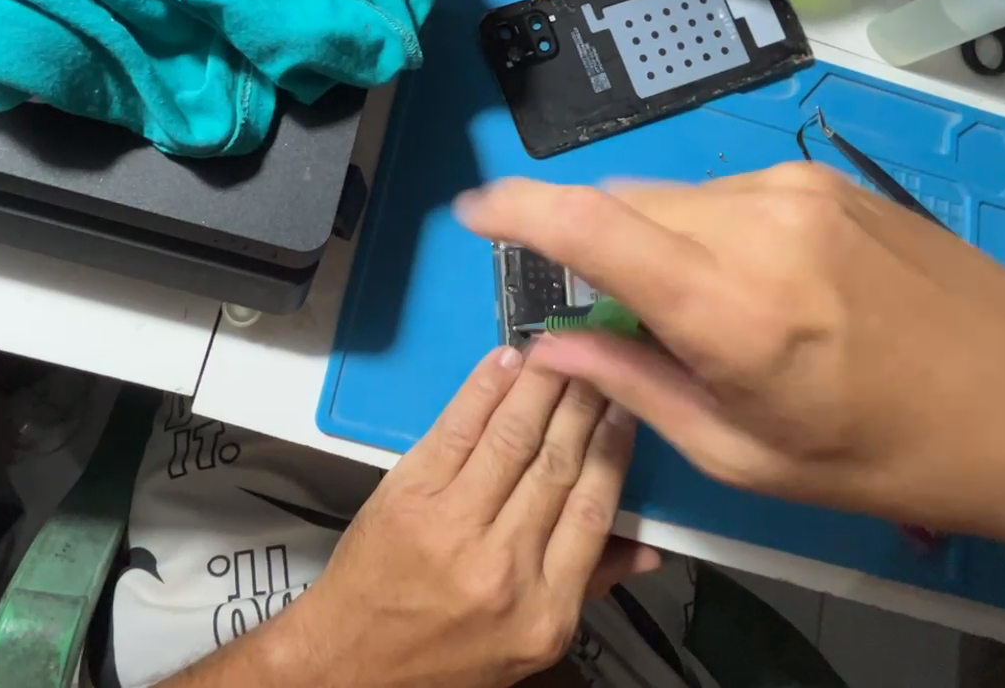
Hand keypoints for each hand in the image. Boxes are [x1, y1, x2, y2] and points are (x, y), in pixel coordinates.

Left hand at [276, 347, 656, 687]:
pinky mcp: (410, 491)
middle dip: (583, 403)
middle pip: (556, 464)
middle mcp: (504, 562)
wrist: (354, 660)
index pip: (594, 510)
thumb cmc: (449, 655)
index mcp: (545, 607)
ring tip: (559, 348)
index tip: (628, 405)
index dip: (614, 449)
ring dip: (539, 386)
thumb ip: (588, 587)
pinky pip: (455, 430)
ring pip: (510, 438)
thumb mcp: (529, 645)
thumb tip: (650, 547)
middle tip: (601, 358)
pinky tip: (505, 363)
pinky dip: (482, 391)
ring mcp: (452, 522)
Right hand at [454, 165, 1004, 547]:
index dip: (515, 210)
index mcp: (731, 305)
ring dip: (645, 242)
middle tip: (610, 313)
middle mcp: (752, 223)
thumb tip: (543, 346)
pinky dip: (694, 230)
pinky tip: (746, 280)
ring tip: (695, 307)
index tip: (471, 212)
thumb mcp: (744, 453)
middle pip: (617, 207)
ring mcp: (789, 188)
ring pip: (662, 199)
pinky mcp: (816, 176)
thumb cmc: (887, 454)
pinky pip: (713, 194)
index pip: (590, 227)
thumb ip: (628, 385)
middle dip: (589, 250)